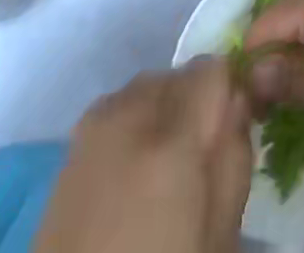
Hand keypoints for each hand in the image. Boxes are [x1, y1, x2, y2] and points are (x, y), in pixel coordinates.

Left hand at [33, 58, 252, 252]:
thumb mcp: (221, 238)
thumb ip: (235, 157)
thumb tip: (236, 102)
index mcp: (170, 140)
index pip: (212, 68)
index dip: (231, 90)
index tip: (236, 124)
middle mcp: (127, 119)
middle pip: (177, 74)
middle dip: (198, 99)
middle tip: (204, 154)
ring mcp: (90, 133)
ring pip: (145, 86)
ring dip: (165, 107)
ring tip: (169, 164)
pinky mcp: (67, 153)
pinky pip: (115, 109)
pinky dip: (134, 121)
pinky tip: (135, 171)